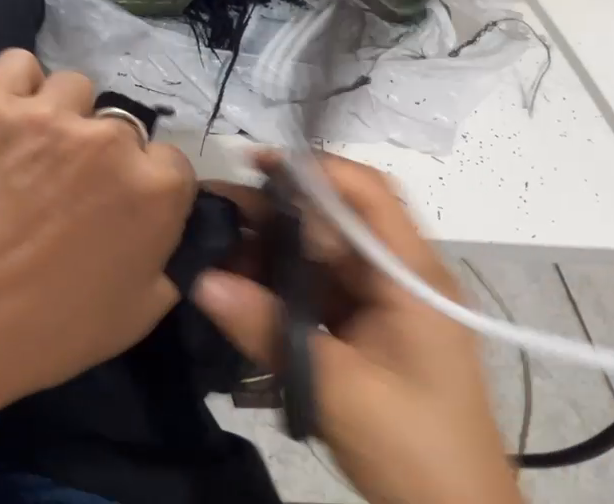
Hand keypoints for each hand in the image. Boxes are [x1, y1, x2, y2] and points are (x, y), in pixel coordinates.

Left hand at [0, 48, 196, 399]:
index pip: (170, 161)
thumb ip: (168, 257)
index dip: (145, 185)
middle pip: (121, 125)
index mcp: (156, 191)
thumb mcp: (139, 312)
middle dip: (102, 153)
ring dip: (62, 113)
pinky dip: (17, 84)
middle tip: (68, 185)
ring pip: (73, 87)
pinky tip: (7, 115)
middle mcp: (110, 140)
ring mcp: (49, 116)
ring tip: (33, 148)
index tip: (118, 205)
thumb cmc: (50, 327)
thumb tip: (169, 229)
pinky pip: (18, 63)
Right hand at [195, 154, 521, 503]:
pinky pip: (319, 284)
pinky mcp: (369, 327)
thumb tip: (200, 279)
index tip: (252, 164)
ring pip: (321, 251)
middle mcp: (400, 278)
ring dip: (271, 245)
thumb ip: (266, 328)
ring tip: (215, 245)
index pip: (367, 194)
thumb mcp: (335, 387)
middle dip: (274, 208)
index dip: (312, 169)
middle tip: (213, 208)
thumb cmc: (413, 448)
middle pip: (335, 219)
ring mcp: (385, 303)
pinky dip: (280, 278)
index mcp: (411, 279)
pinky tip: (239, 283)